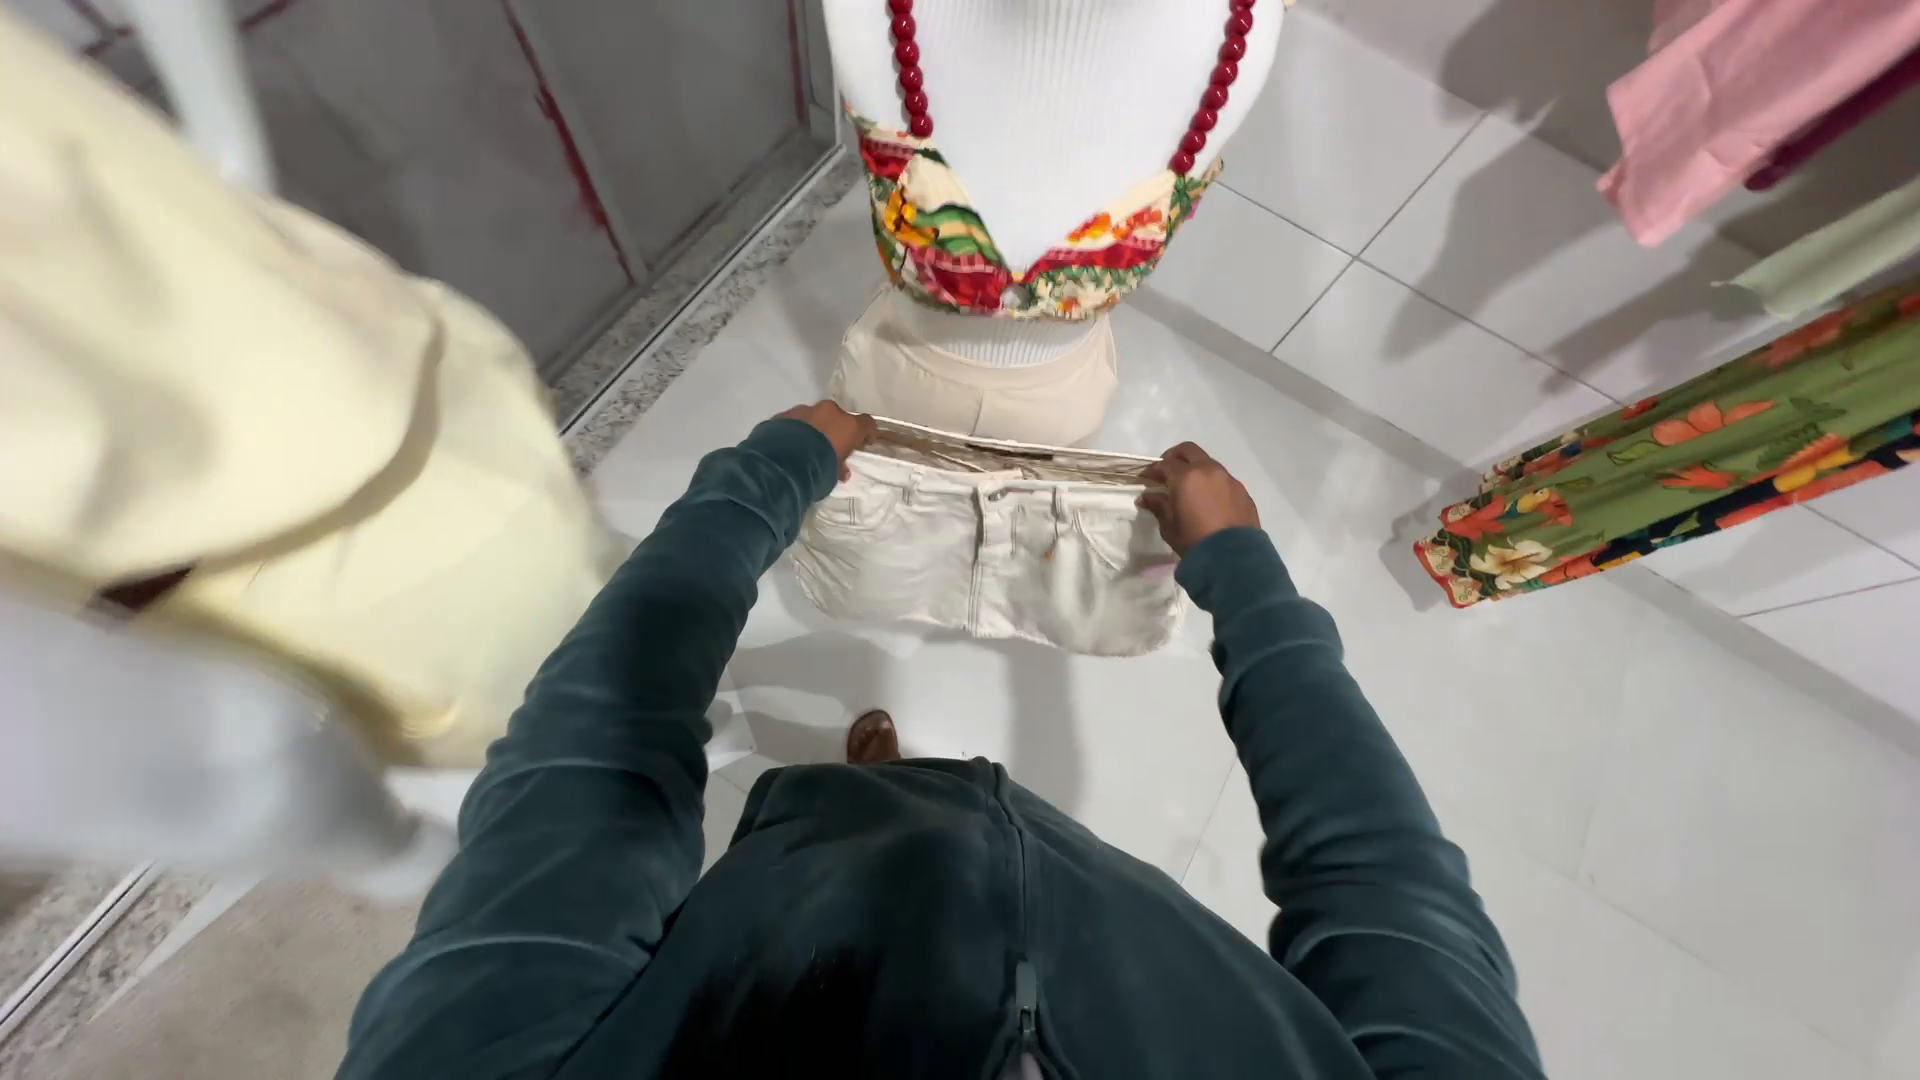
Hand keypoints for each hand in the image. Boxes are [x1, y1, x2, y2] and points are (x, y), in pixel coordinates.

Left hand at [778, 400, 876, 480]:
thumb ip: (841, 467)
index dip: (866, 432)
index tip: (863, 442)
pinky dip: (795, 429)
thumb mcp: (835, 473)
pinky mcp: (785, 414)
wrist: (783, 463)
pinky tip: (789, 444)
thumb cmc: (820, 468)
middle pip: (838, 417)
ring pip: (815, 416)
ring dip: (814, 427)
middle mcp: (830, 412)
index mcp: (848, 425)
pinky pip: (795, 420)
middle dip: (835, 428)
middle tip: (829, 445)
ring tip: (805, 445)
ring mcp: (806, 410)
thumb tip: (843, 471)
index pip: (867, 423)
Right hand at [1137, 442, 1259, 555]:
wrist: (1232, 558)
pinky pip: (1222, 479)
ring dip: (1195, 469)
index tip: (1146, 478)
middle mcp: (1208, 470)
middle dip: (1174, 457)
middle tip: (1167, 472)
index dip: (1153, 470)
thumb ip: (1158, 506)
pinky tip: (1208, 501)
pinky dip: (1211, 483)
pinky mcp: (1242, 491)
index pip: (1165, 464)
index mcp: (1186, 477)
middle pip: (1188, 451)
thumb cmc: (1194, 540)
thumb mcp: (1169, 525)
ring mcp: (1228, 479)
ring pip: (1207, 463)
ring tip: (1189, 488)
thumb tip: (1146, 497)